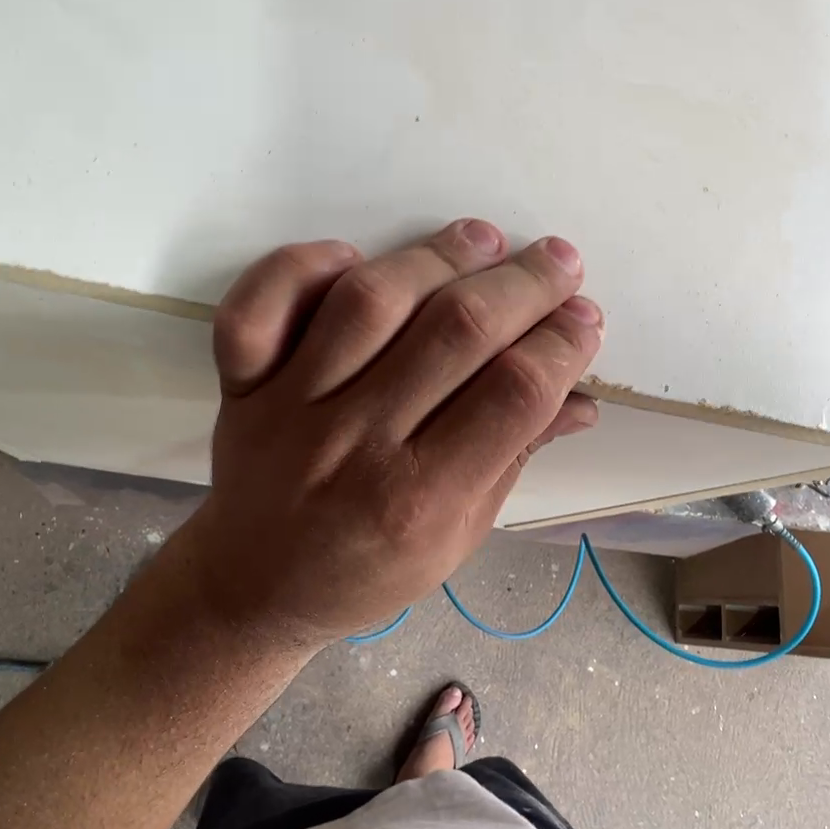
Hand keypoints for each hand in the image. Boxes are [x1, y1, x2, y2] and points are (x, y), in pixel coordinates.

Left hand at [153, 219, 603, 649]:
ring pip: (371, 302)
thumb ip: (514, 459)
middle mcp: (359, 443)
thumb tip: (580, 398)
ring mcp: (292, 407)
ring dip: (437, 258)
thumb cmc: (370, 571)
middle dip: (524, 286)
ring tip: (485, 239)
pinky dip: (299, 265)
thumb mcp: (459, 538)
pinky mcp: (244, 384)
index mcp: (423, 500)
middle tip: (559, 262)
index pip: (514, 392)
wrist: (257, 589)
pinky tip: (351, 255)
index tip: (585, 318)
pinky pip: (256, 308)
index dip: (563, 344)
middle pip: (456, 332)